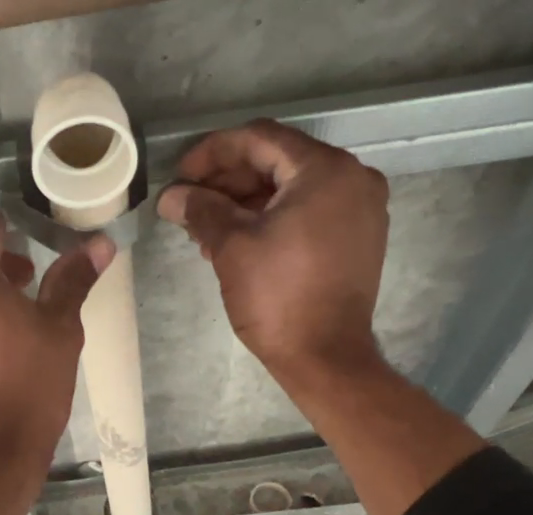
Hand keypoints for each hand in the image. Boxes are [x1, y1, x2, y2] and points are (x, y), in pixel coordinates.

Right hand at [157, 119, 389, 386]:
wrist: (326, 358)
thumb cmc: (278, 299)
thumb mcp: (232, 248)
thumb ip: (201, 210)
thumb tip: (171, 196)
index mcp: (325, 170)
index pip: (259, 139)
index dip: (212, 153)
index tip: (180, 177)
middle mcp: (352, 178)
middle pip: (277, 162)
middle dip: (228, 182)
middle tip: (189, 206)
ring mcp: (361, 209)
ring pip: (292, 189)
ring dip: (246, 204)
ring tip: (206, 231)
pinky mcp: (358, 239)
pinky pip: (310, 213)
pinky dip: (274, 219)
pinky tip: (239, 241)